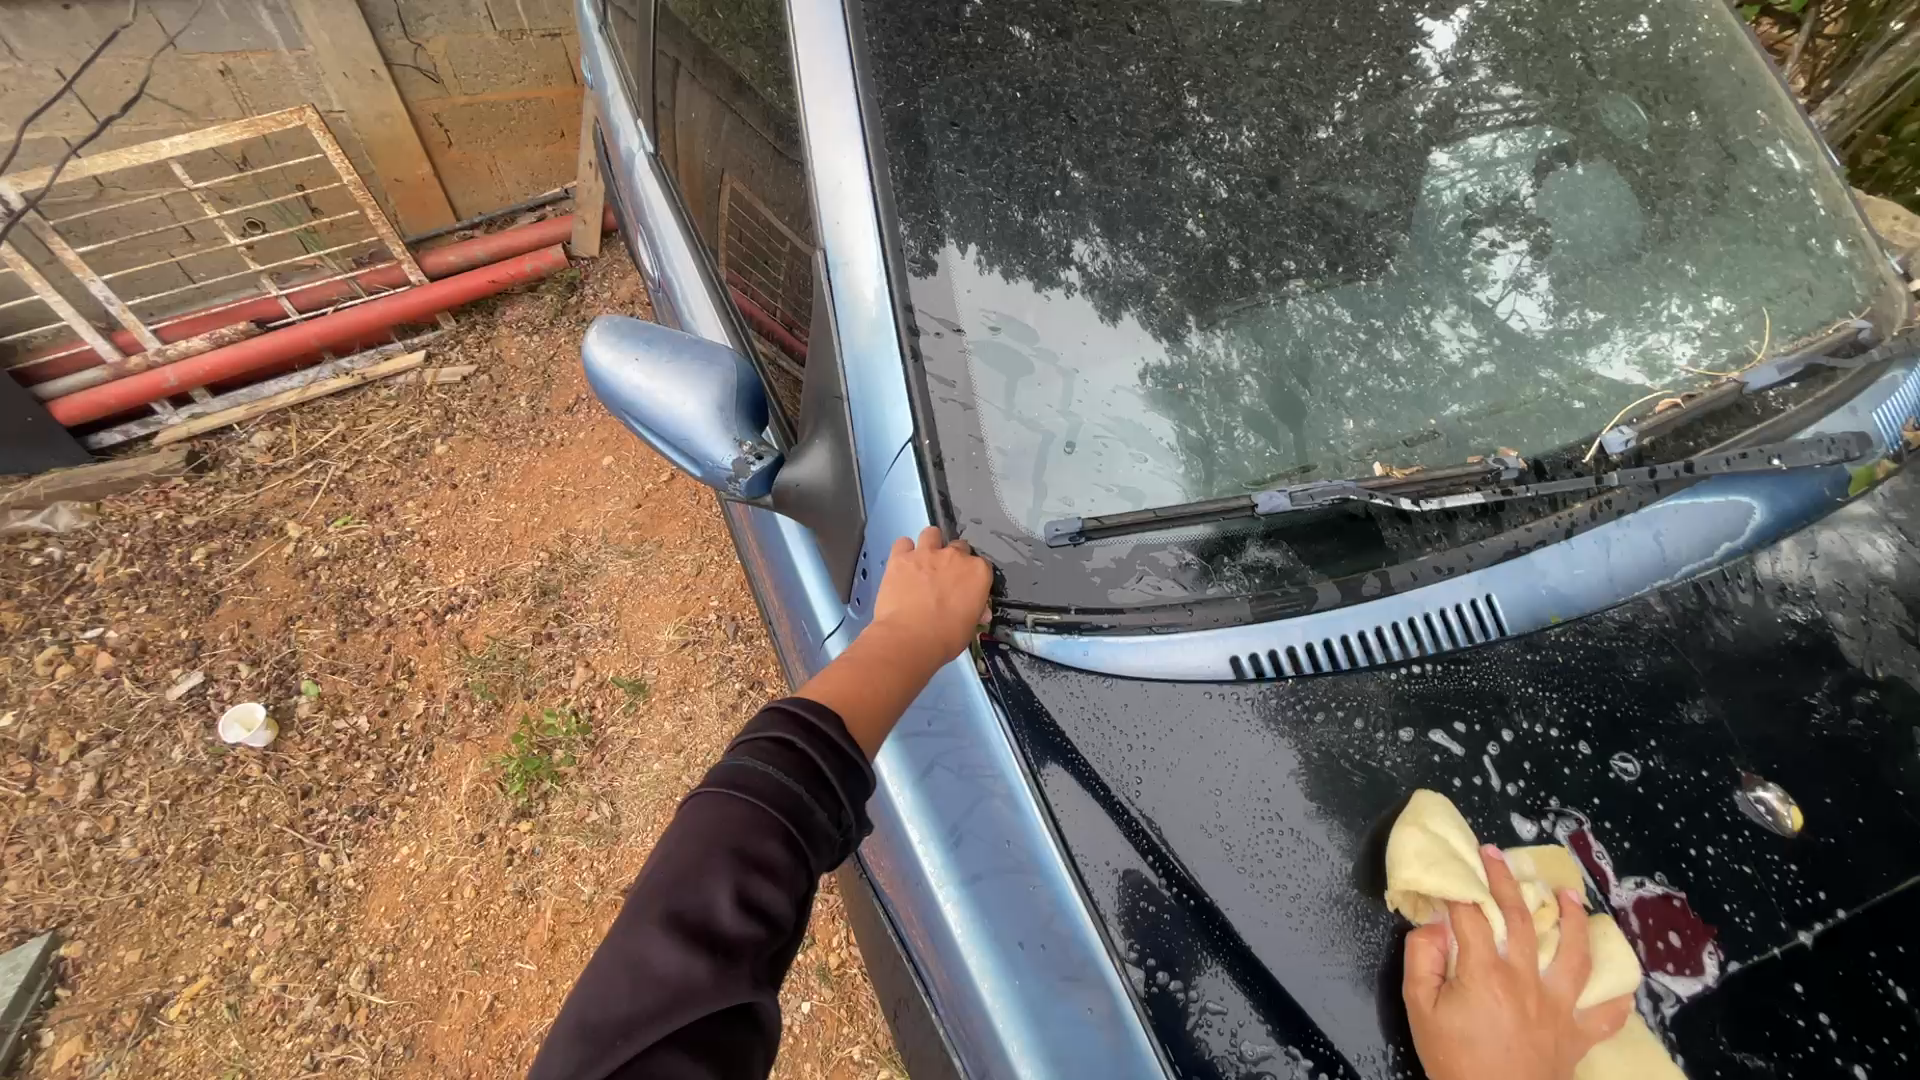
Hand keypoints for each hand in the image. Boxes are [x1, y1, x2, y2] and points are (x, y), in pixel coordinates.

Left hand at [868, 526, 993, 669]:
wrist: (910, 638)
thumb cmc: (945, 637)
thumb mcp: (970, 627)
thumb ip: (975, 610)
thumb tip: (978, 611)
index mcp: (978, 572)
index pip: (981, 565)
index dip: (972, 576)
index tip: (965, 588)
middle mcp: (954, 556)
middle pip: (958, 546)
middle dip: (953, 559)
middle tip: (944, 578)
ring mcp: (926, 553)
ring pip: (932, 533)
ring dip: (930, 544)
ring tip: (924, 561)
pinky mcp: (901, 557)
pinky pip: (903, 543)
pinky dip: (903, 551)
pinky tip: (903, 564)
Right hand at [1403, 845, 1633, 1079]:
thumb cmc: (1451, 1057)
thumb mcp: (1417, 1006)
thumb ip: (1420, 958)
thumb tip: (1434, 926)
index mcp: (1485, 972)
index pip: (1472, 915)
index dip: (1459, 888)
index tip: (1450, 869)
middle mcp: (1528, 981)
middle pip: (1523, 920)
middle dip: (1505, 881)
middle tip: (1496, 854)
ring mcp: (1559, 1008)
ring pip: (1576, 955)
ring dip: (1574, 919)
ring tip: (1569, 894)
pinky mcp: (1578, 1036)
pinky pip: (1606, 1013)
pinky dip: (1616, 993)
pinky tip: (1618, 973)